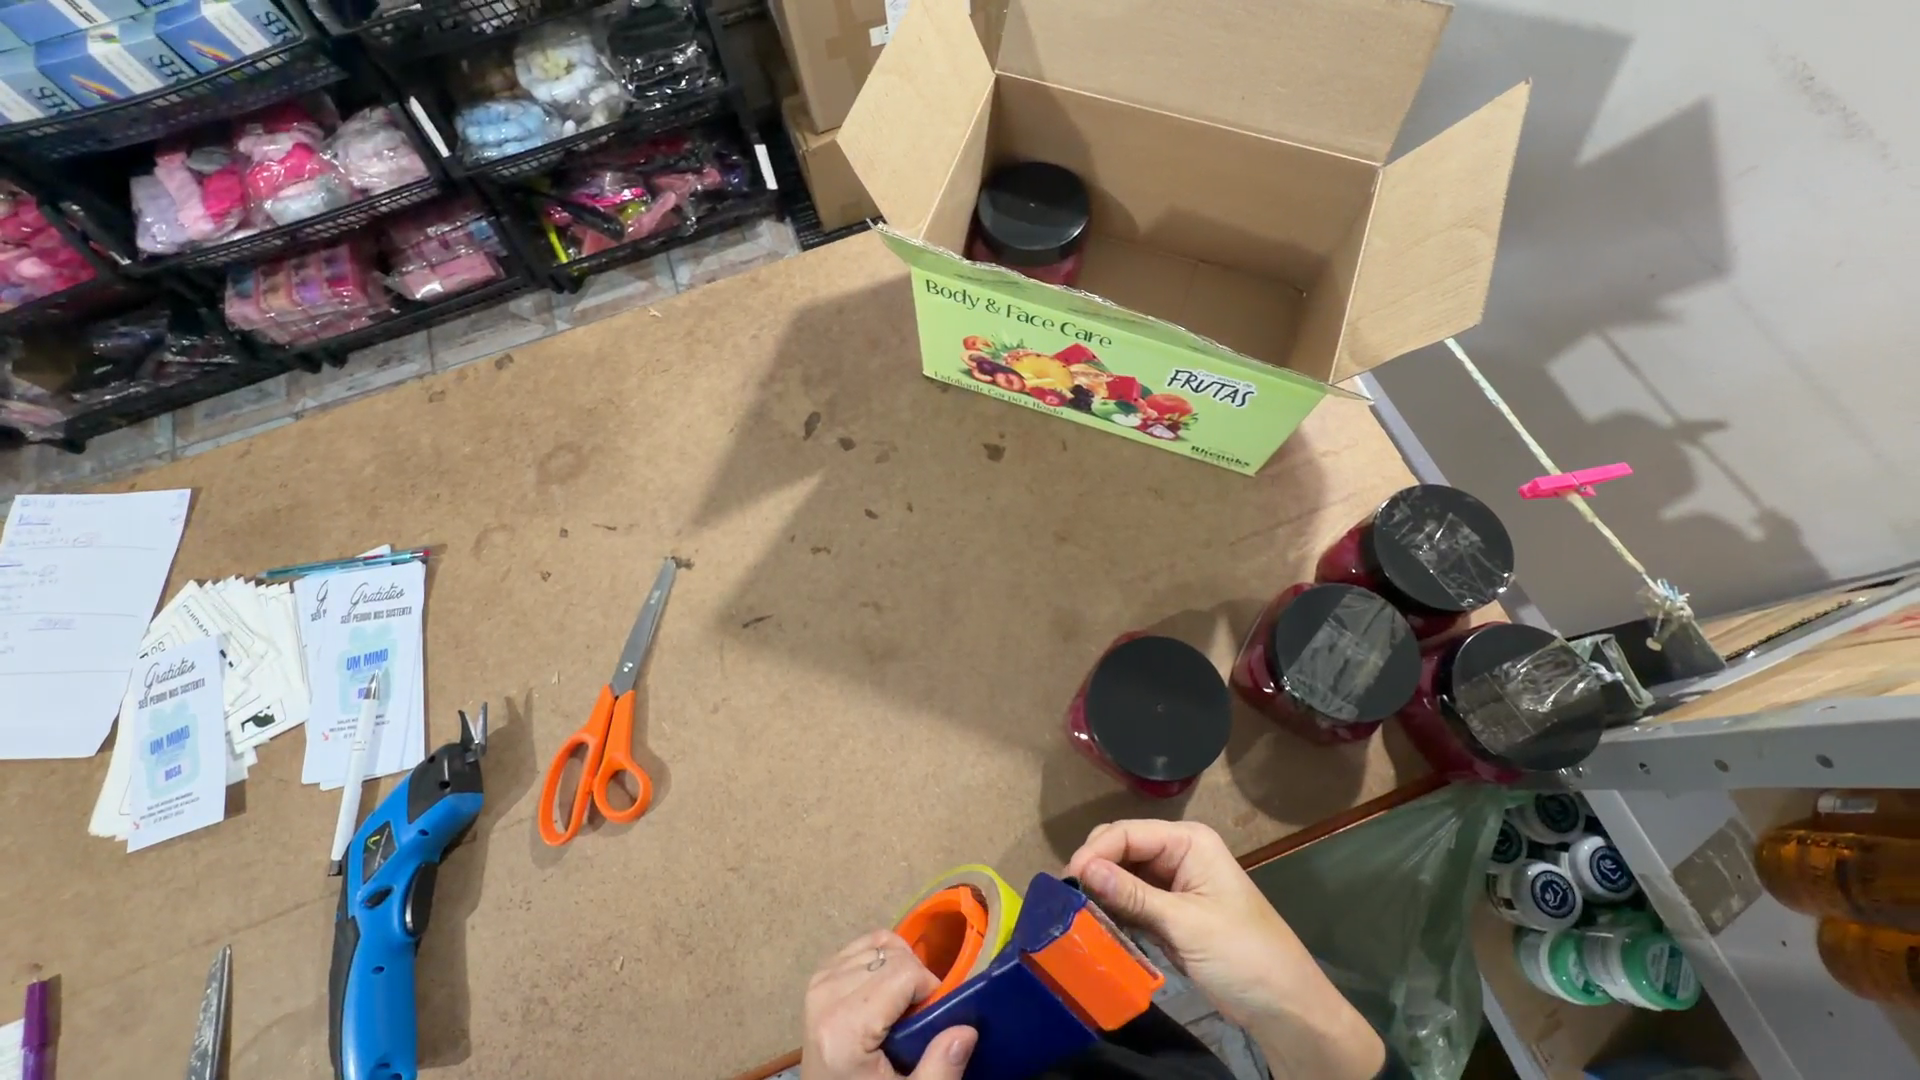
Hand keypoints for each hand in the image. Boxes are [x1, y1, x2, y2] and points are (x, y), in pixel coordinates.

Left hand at [800, 930, 977, 1079]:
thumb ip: (939, 1069)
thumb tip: (967, 1029)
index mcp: (844, 1027)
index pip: (904, 972)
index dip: (929, 990)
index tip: (932, 1022)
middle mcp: (827, 994)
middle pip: (894, 955)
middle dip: (917, 979)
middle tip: (918, 1018)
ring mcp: (821, 981)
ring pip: (882, 944)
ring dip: (901, 967)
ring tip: (901, 1006)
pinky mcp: (821, 975)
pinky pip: (864, 943)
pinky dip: (884, 957)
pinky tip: (886, 988)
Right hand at [1065, 821, 1383, 1079]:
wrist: (1285, 1007)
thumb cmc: (1243, 955)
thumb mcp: (1185, 924)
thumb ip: (1132, 895)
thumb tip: (1082, 869)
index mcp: (1189, 841)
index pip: (1128, 832)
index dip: (1095, 852)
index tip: (1067, 881)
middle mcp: (1178, 853)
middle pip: (1121, 847)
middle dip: (1095, 867)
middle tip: (1069, 899)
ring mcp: (1173, 882)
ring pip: (1121, 874)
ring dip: (1101, 890)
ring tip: (1075, 911)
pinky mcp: (1169, 911)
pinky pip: (1131, 900)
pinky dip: (1113, 909)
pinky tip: (1097, 922)